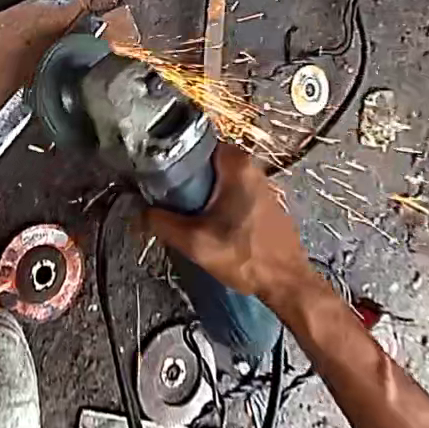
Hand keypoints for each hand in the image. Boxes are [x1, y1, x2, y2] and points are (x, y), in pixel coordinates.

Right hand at [143, 144, 316, 304]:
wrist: (287, 284)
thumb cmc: (244, 256)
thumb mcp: (194, 242)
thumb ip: (162, 223)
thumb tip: (141, 212)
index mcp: (236, 164)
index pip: (196, 143)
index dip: (174, 155)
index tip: (158, 170)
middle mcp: (251, 167)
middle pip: (207, 160)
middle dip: (187, 175)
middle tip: (168, 193)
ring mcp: (261, 184)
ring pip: (220, 176)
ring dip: (202, 189)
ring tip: (183, 208)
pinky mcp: (265, 202)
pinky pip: (233, 189)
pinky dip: (218, 199)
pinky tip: (208, 220)